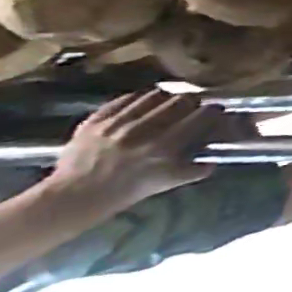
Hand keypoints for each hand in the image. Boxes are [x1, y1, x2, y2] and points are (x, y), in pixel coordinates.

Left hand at [45, 89, 224, 210]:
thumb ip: (194, 171)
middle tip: (194, 106)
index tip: (217, 110)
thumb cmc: (125, 191)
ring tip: (168, 103)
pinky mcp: (97, 119)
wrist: (75, 196)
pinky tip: (143, 103)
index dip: (213, 110)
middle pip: (180, 100)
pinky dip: (139, 98)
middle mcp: (143, 130)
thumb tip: (214, 160)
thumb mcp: (166, 184)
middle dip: (192, 101)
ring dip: (167, 97)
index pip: (200, 116)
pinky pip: (125, 99)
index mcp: (164, 147)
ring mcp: (117, 122)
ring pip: (154, 95)